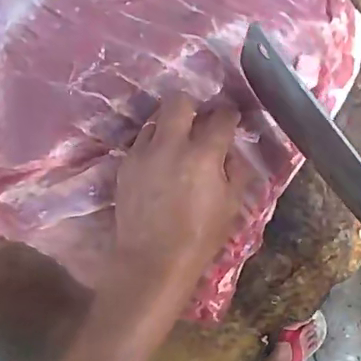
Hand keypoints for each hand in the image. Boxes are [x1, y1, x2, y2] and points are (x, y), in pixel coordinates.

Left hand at [103, 94, 255, 305]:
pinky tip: (162, 162)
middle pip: (179, 101)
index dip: (230, 115)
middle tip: (201, 122)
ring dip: (170, 124)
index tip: (232, 118)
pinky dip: (154, 144)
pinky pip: (141, 141)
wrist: (154, 259)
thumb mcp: (232, 205)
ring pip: (155, 118)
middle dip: (193, 106)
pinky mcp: (125, 165)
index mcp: (204, 155)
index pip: (220, 118)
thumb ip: (235, 172)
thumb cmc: (201, 236)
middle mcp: (171, 144)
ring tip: (179, 141)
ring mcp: (143, 152)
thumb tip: (231, 153)